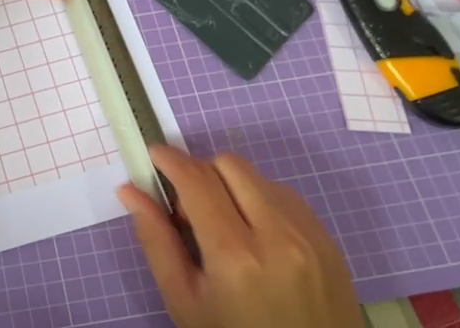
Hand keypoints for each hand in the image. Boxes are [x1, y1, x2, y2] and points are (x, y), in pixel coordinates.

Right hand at [117, 145, 361, 327]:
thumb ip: (156, 242)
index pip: (196, 180)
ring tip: (227, 228)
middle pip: (228, 165)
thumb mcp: (186, 303)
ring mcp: (309, 236)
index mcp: (235, 256)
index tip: (155, 156)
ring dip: (232, 188)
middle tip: (190, 208)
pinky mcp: (329, 240)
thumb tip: (130, 190)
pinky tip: (257, 238)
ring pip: (258, 177)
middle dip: (201, 174)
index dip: (170, 160)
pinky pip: (286, 196)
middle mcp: (276, 236)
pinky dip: (262, 202)